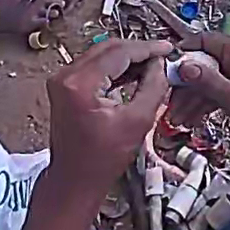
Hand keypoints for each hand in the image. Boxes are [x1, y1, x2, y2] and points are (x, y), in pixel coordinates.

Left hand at [44, 38, 173, 201]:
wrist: (75, 181)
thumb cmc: (102, 159)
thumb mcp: (138, 121)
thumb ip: (153, 86)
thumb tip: (159, 64)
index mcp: (80, 83)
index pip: (119, 52)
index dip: (147, 48)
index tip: (166, 48)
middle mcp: (66, 76)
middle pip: (109, 48)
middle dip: (138, 50)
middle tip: (162, 55)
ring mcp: (62, 80)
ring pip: (102, 55)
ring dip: (128, 58)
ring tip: (153, 64)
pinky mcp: (65, 86)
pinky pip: (94, 66)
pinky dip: (116, 68)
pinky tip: (135, 73)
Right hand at [171, 33, 229, 156]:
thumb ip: (210, 83)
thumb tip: (186, 66)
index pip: (205, 40)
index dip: (183, 53)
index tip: (166, 68)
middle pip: (204, 63)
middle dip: (185, 84)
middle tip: (169, 103)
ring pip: (209, 80)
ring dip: (192, 98)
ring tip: (177, 118)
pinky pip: (219, 92)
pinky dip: (206, 104)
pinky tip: (191, 119)